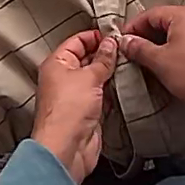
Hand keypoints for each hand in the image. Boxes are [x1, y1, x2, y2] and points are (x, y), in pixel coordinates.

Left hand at [32, 30, 119, 182]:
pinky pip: (101, 96)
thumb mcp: (89, 77)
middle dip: (104, 54)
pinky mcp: (87, 112)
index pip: (76, 41)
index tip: (113, 35)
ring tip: (128, 66)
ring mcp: (75, 96)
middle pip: (86, 58)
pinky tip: (125, 86)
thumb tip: (110, 44)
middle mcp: (64, 79)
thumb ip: (103, 59)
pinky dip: (112, 91)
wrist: (67, 149)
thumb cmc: (66, 113)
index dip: (94, 36)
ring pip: (95, 78)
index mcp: (57, 64)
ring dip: (110, 73)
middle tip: (124, 50)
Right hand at [121, 6, 184, 147]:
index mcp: (183, 15)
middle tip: (131, 52)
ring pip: (175, 34)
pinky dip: (173, 52)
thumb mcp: (159, 61)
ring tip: (145, 61)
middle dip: (146, 36)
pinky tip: (165, 67)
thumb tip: (125, 41)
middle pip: (163, 22)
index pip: (150, 14)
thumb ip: (139, 48)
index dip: (134, 27)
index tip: (122, 41)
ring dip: (158, 46)